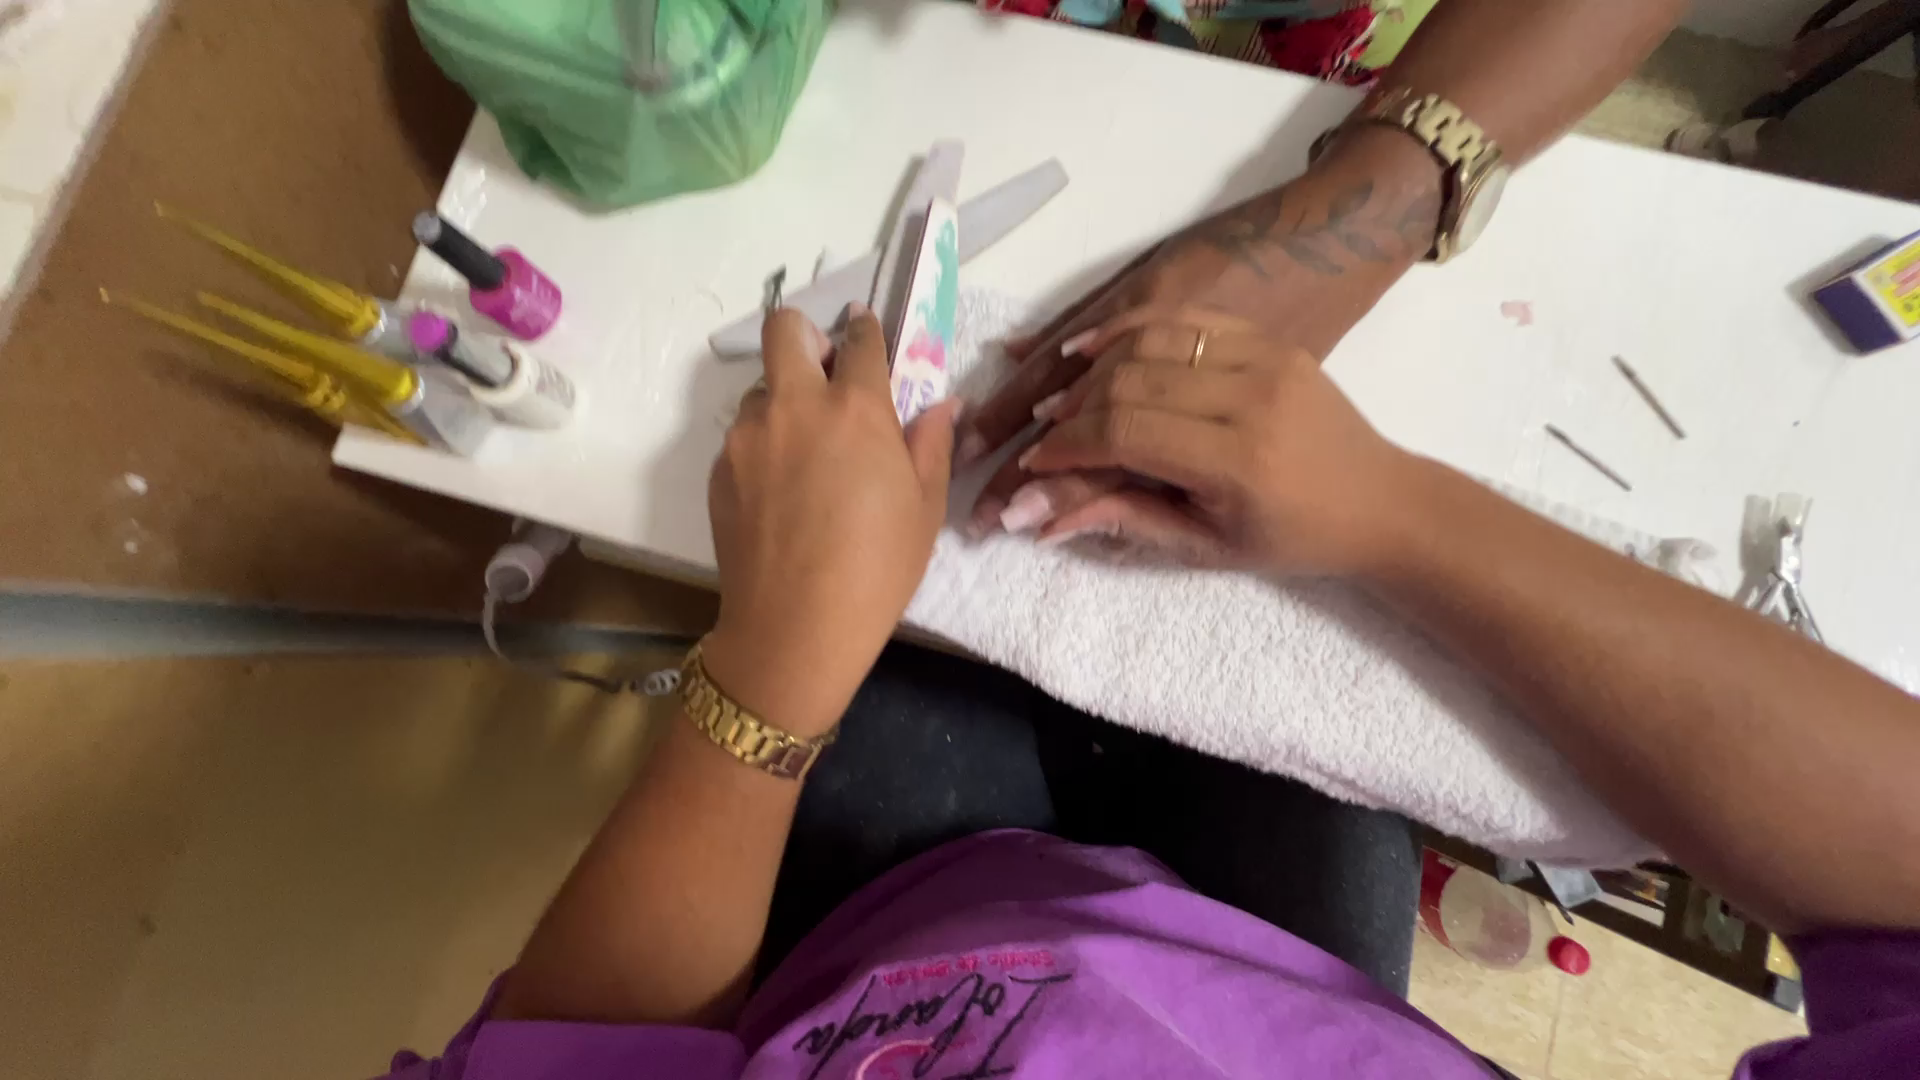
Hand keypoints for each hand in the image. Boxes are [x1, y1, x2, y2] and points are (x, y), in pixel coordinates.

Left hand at [703, 306, 959, 735]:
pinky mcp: (719, 469)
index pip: (860, 338)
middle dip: (807, 336)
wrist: (797, 626)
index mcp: (856, 409)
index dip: (867, 330)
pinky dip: (764, 445)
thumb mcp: (924, 507)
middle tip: (826, 376)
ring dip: (785, 400)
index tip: (869, 337)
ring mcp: (748, 436)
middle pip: (785, 329)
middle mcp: (795, 405)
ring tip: (805, 453)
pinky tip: (781, 495)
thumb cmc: (878, 568)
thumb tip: (943, 404)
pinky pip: (743, 436)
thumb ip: (932, 443)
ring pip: (761, 389)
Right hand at [960, 128, 1441, 535]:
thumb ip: (1122, 521)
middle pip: (1127, 382)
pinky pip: (1181, 319)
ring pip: (1147, 343)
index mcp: (1239, 460)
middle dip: (1068, 412)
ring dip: (1090, 370)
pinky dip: (1127, 330)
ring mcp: (1262, 356)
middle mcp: (1250, 395)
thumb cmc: (1291, 540)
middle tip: (1034, 438)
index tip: (1031, 467)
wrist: (1380, 499)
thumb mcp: (1206, 547)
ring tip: (1057, 399)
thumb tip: (1038, 517)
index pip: (1124, 433)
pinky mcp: (1264, 340)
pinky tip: (1090, 348)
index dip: (1066, 448)